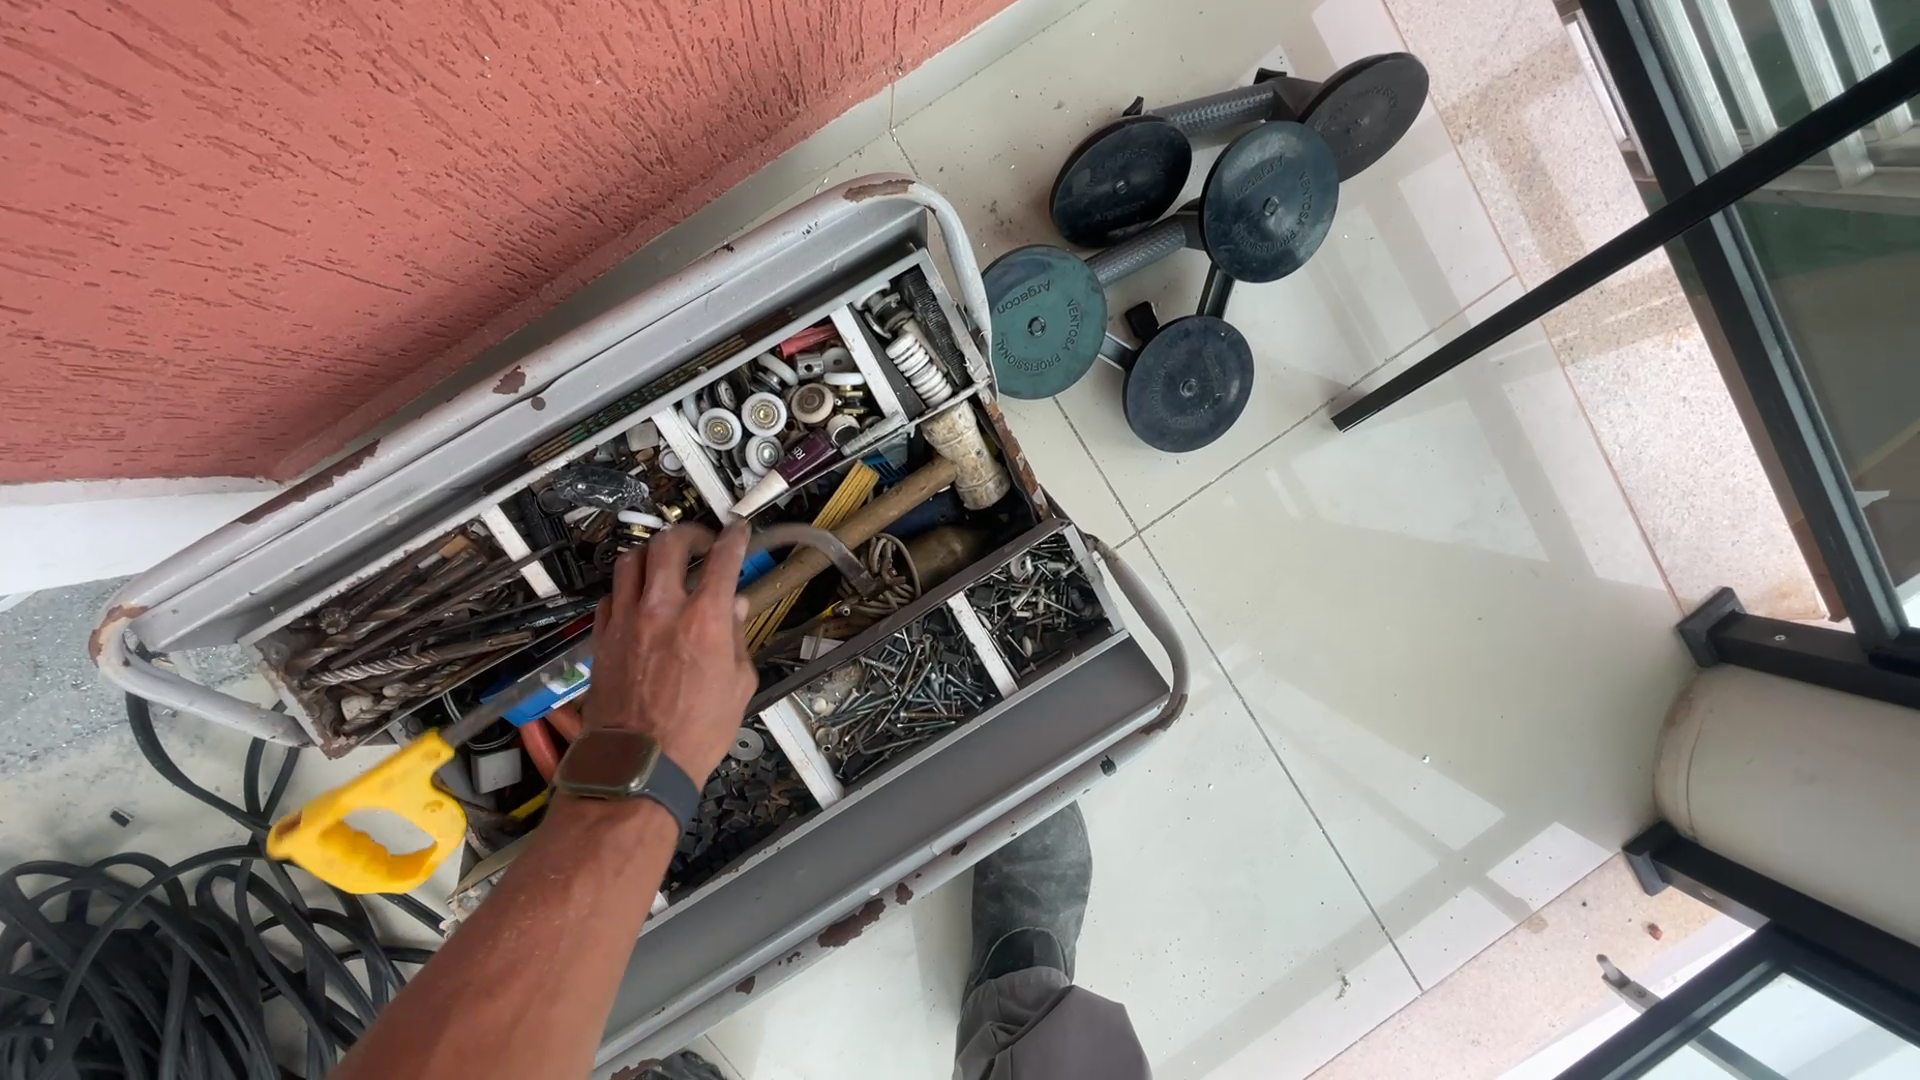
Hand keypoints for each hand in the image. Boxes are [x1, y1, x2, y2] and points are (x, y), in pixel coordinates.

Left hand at [582, 522, 755, 781]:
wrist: (638, 764)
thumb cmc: (695, 731)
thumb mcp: (737, 684)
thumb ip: (736, 638)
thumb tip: (734, 609)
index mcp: (704, 619)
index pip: (722, 559)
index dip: (734, 538)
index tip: (738, 532)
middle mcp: (662, 609)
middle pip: (668, 545)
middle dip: (688, 534)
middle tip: (700, 542)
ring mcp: (626, 621)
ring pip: (630, 561)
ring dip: (651, 554)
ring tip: (664, 562)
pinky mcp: (601, 638)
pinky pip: (610, 596)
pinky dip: (626, 588)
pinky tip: (637, 599)